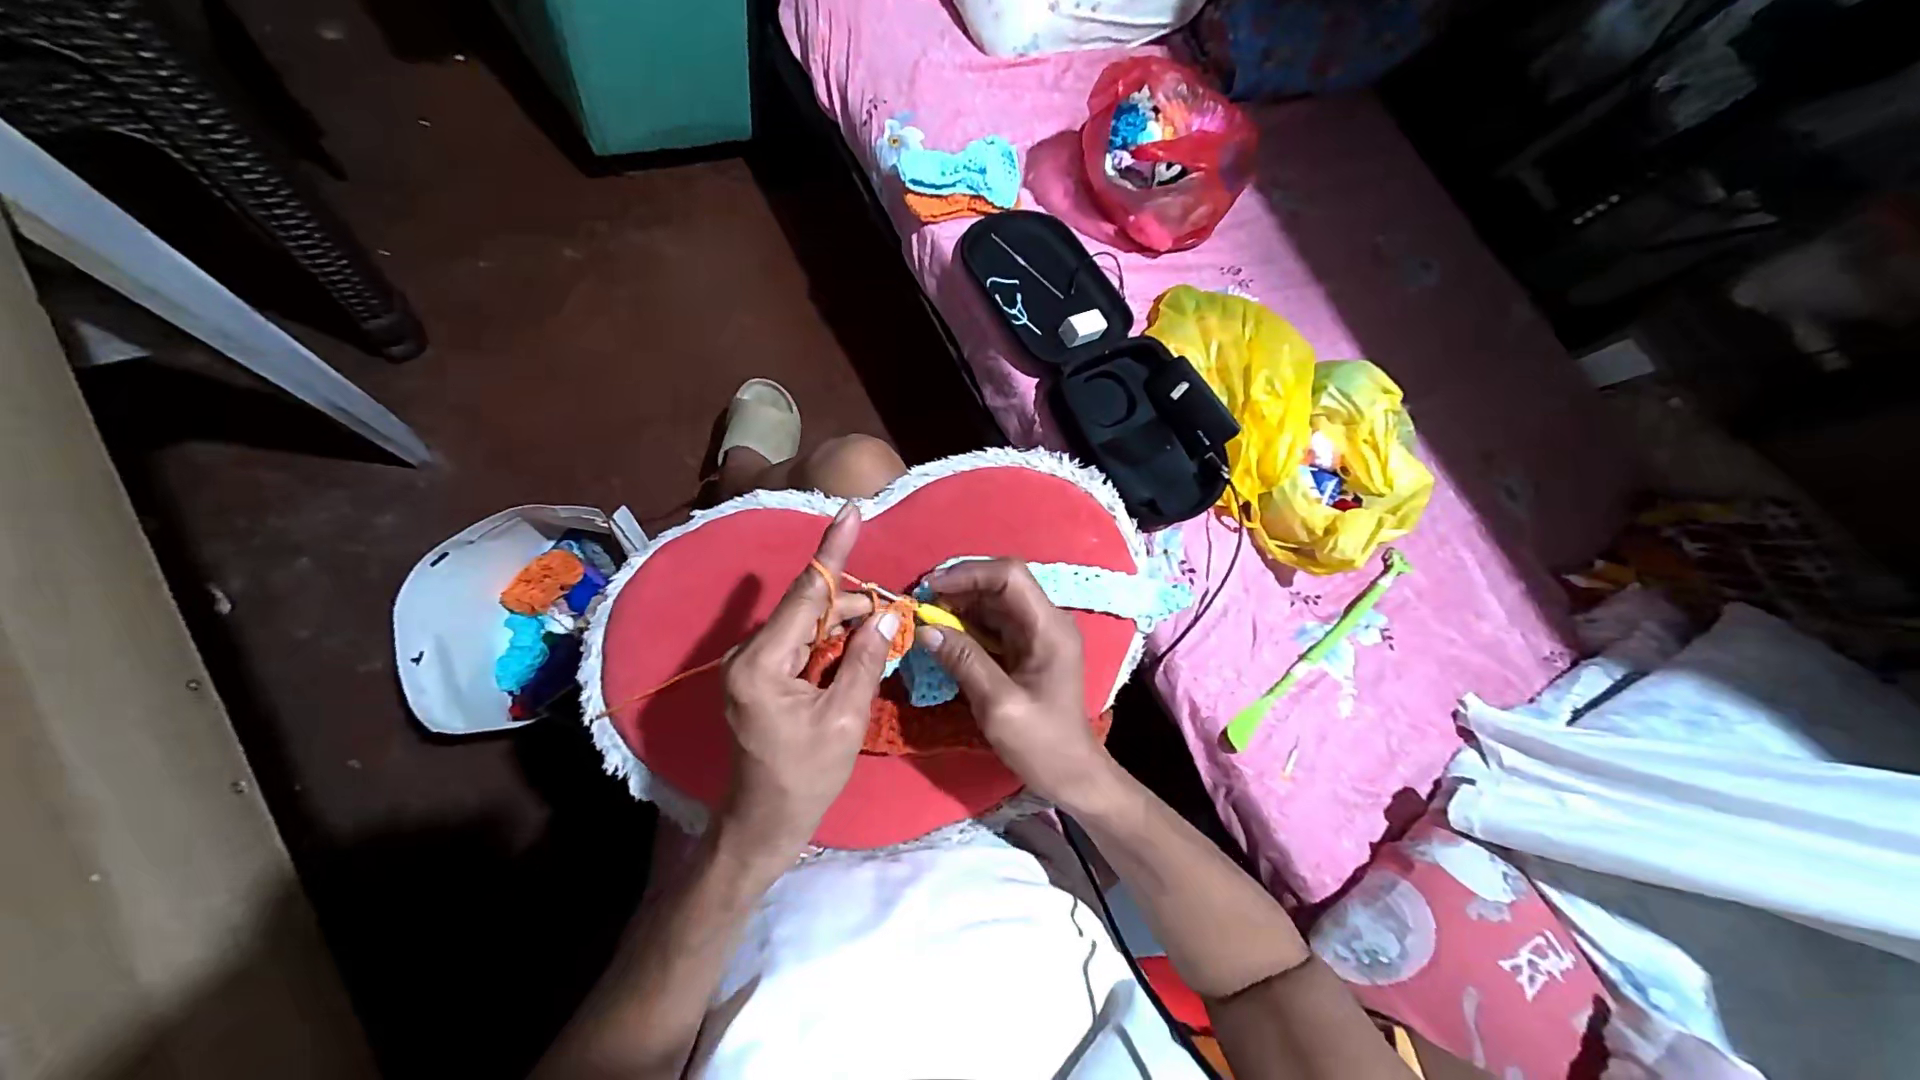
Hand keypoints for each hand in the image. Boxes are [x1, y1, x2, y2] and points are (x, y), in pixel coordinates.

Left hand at [719, 505, 894, 861]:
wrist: (763, 822)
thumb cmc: (804, 778)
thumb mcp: (844, 720)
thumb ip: (864, 660)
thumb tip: (885, 614)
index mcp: (762, 663)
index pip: (805, 593)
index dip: (833, 550)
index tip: (851, 511)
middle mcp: (748, 653)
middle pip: (809, 607)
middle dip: (852, 604)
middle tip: (891, 615)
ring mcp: (750, 663)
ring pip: (807, 624)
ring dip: (844, 625)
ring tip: (880, 636)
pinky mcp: (759, 674)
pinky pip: (800, 643)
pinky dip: (831, 642)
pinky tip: (857, 650)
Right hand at [915, 558, 1116, 807]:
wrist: (1072, 774)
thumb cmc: (1041, 743)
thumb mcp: (998, 706)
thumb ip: (964, 662)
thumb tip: (926, 629)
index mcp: (1049, 627)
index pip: (1010, 576)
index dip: (969, 573)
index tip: (931, 588)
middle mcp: (1046, 621)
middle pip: (1001, 583)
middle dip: (960, 586)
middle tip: (921, 601)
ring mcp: (1037, 634)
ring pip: (995, 601)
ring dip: (960, 603)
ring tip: (926, 614)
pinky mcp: (1026, 648)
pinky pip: (994, 622)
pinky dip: (967, 622)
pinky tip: (944, 632)